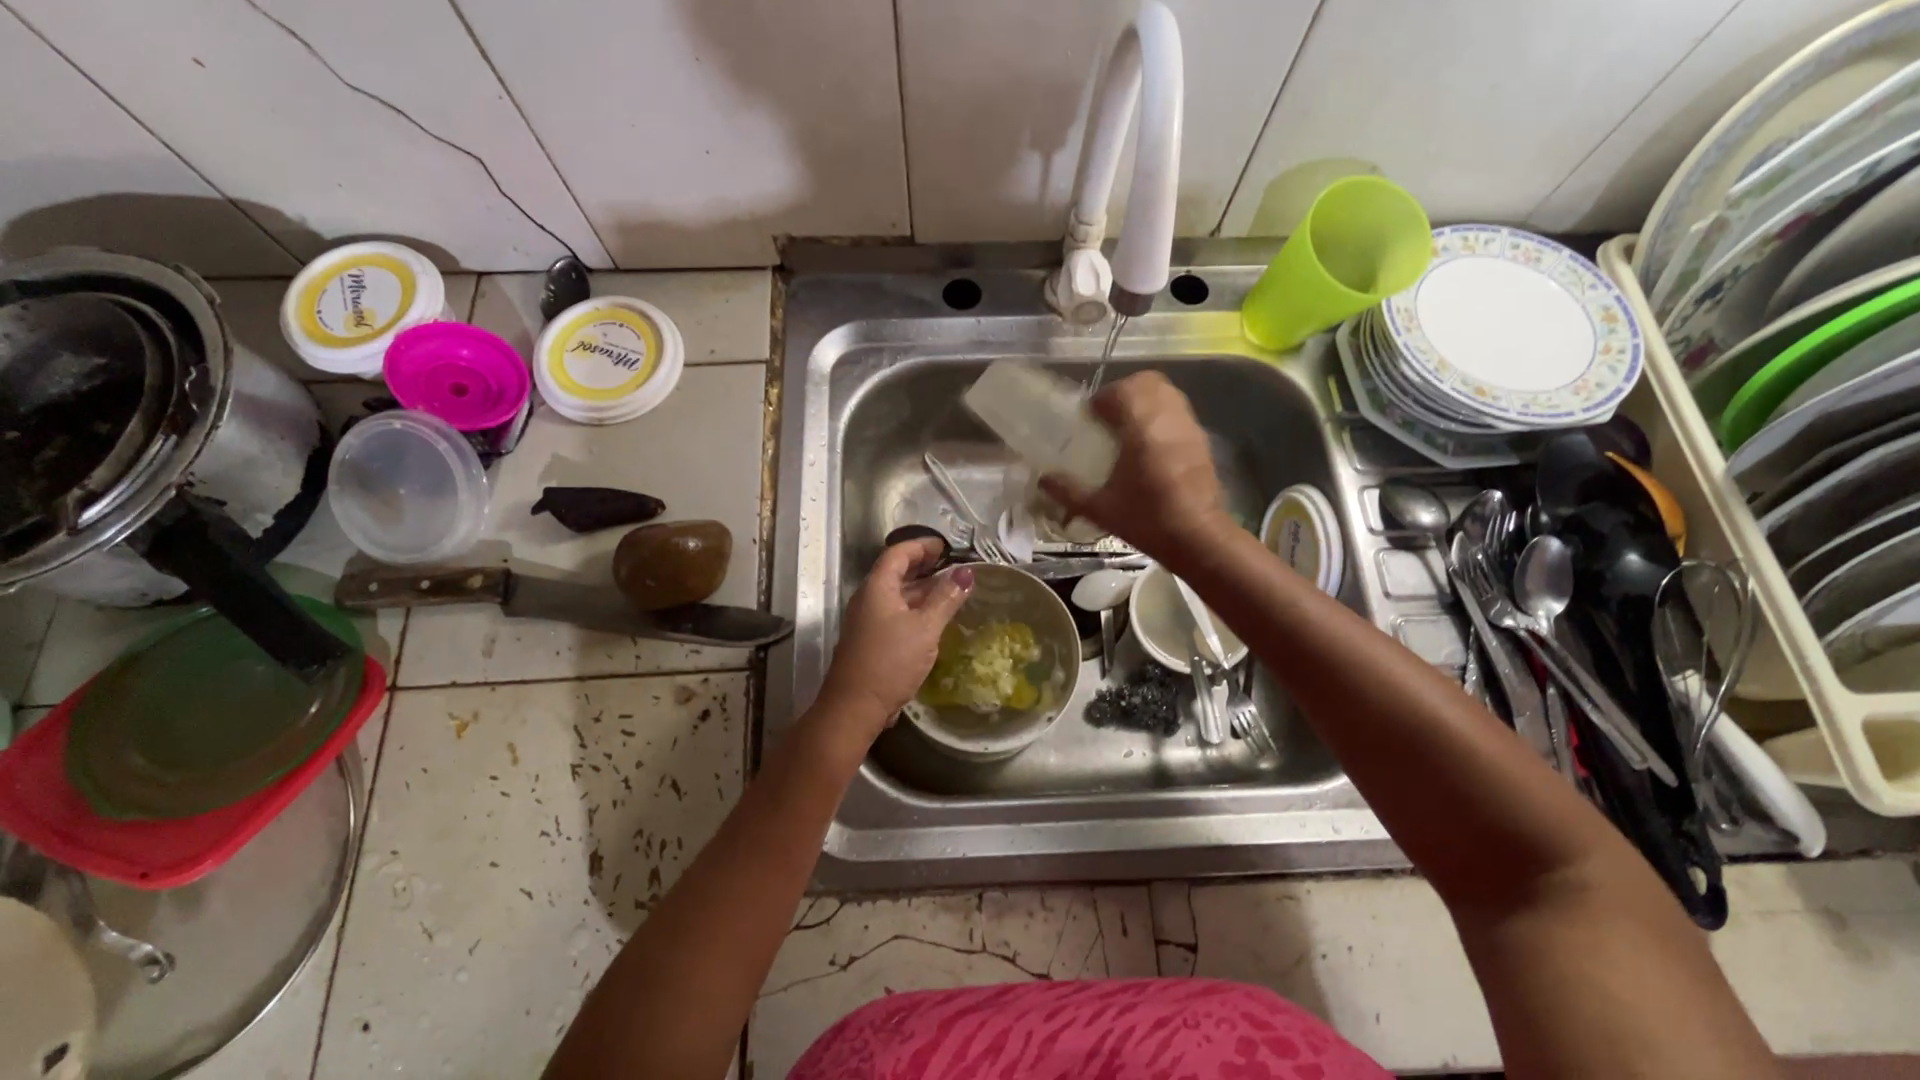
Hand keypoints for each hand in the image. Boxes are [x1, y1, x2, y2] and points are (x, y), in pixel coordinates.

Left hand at [816, 537, 973, 738]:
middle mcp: (869, 599)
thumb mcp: (925, 628)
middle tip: (952, 566)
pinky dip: (916, 608)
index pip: (898, 553)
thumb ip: (946, 598)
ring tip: (951, 590)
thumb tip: (967, 572)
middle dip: (924, 566)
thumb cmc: (890, 661)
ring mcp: (868, 620)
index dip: (922, 545)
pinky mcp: (872, 640)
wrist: (855, 706)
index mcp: (877, 588)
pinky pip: (896, 613)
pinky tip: (935, 619)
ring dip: (922, 589)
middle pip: (896, 572)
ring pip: (897, 595)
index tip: (946, 546)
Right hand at [1040, 372, 1234, 563]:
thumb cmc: (1147, 520)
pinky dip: (1162, 415)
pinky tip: (1150, 444)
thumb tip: (1043, 479)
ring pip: (1168, 392)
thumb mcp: (1100, 509)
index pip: (1121, 390)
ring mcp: (1188, 427)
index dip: (1102, 398)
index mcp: (1141, 429)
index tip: (1090, 416)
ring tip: (1128, 426)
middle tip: (1108, 416)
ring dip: (1145, 400)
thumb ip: (1069, 491)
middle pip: (1148, 382)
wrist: (1198, 538)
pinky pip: (1179, 411)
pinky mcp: (1201, 440)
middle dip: (1125, 391)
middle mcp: (1168, 419)